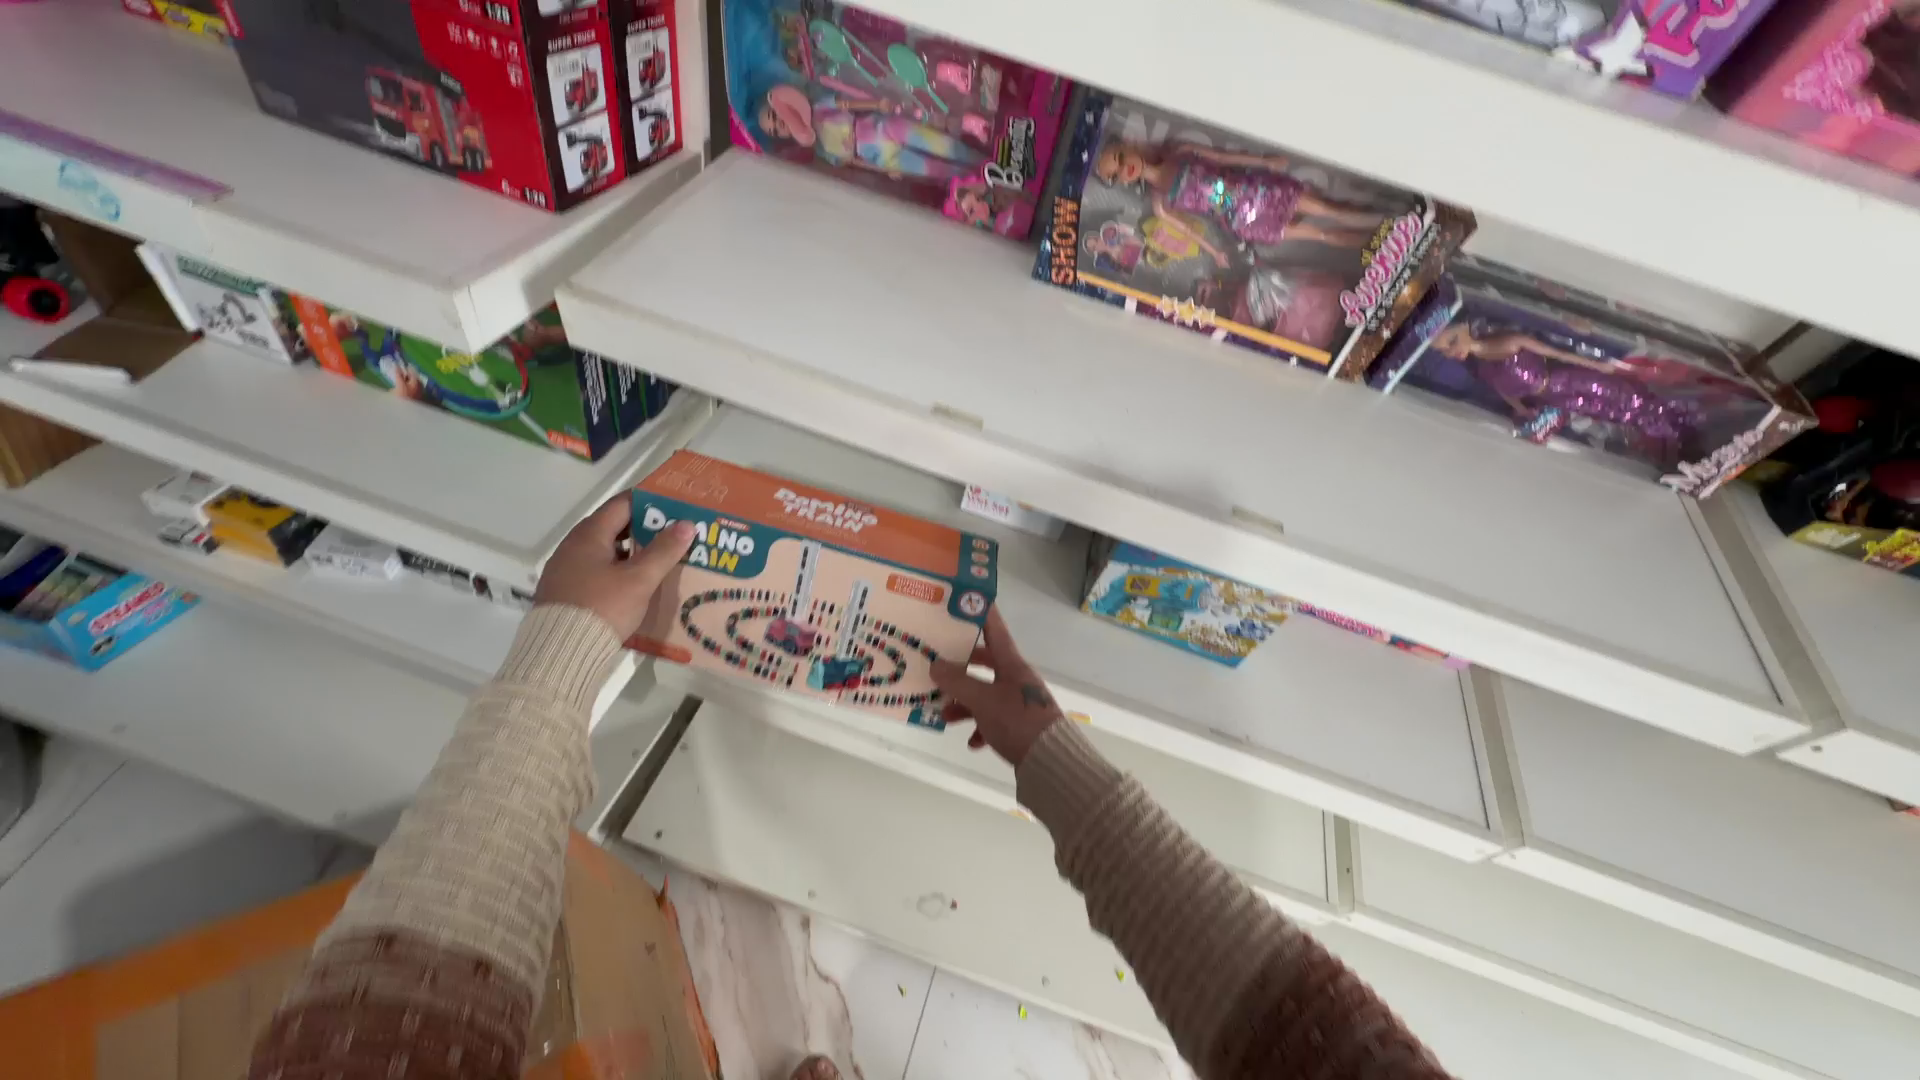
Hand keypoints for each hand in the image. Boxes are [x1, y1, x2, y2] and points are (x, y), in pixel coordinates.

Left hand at [534, 496, 695, 640]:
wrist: (562, 651)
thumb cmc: (603, 607)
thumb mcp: (639, 579)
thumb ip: (664, 550)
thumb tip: (687, 524)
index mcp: (589, 535)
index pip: (623, 504)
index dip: (650, 502)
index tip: (675, 505)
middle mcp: (573, 545)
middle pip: (614, 526)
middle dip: (646, 527)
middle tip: (676, 532)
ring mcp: (567, 569)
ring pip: (607, 550)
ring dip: (634, 550)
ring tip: (662, 557)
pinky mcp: (567, 590)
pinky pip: (598, 569)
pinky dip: (620, 568)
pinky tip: (637, 582)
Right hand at [930, 607, 1065, 766]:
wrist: (1050, 761)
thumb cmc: (1016, 721)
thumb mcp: (982, 700)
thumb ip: (957, 682)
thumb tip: (935, 664)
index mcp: (1012, 665)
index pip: (994, 630)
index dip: (981, 613)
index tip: (967, 598)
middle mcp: (1017, 679)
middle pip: (986, 664)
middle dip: (961, 669)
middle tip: (939, 667)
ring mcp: (1019, 703)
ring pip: (986, 695)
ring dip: (965, 703)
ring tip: (945, 715)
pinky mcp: (1020, 726)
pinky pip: (994, 721)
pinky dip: (980, 728)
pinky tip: (972, 742)